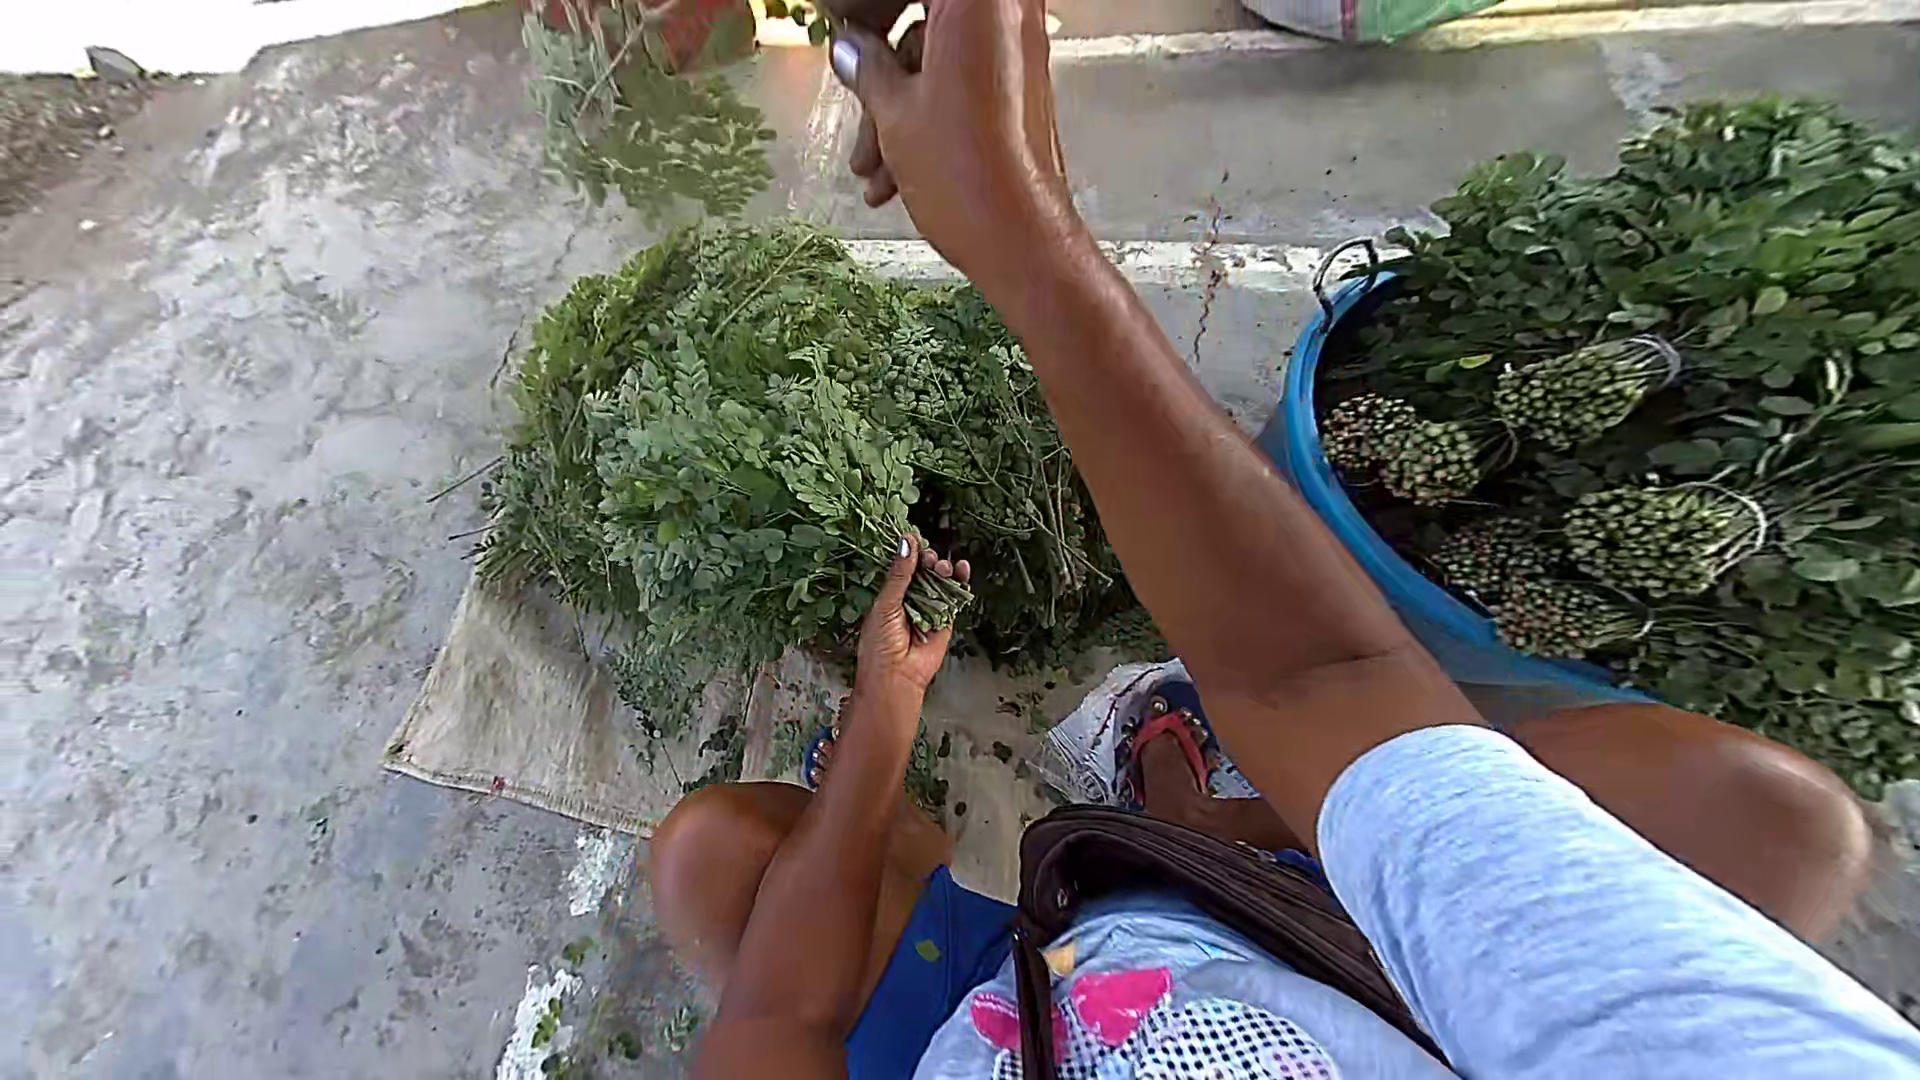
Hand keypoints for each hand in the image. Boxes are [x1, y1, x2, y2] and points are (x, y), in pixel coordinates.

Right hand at [829, 0, 1077, 285]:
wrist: (1019, 241)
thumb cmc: (966, 179)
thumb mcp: (895, 116)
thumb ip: (867, 68)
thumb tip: (850, 51)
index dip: (862, 7)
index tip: (838, 24)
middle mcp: (1008, 8)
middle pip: (921, 15)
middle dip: (877, 67)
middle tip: (850, 93)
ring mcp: (1019, 52)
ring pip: (938, 58)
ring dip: (896, 108)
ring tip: (869, 166)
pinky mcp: (1022, 92)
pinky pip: (963, 85)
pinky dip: (927, 117)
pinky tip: (895, 169)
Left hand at [853, 534, 969, 711]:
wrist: (896, 677)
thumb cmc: (881, 644)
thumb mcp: (886, 603)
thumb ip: (900, 574)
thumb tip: (907, 542)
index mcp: (891, 595)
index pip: (903, 568)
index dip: (911, 553)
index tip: (915, 539)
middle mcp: (911, 600)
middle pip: (924, 572)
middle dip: (929, 562)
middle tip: (930, 558)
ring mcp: (929, 609)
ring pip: (941, 583)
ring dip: (944, 570)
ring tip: (944, 567)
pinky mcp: (946, 620)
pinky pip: (954, 598)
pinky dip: (960, 583)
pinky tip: (962, 569)